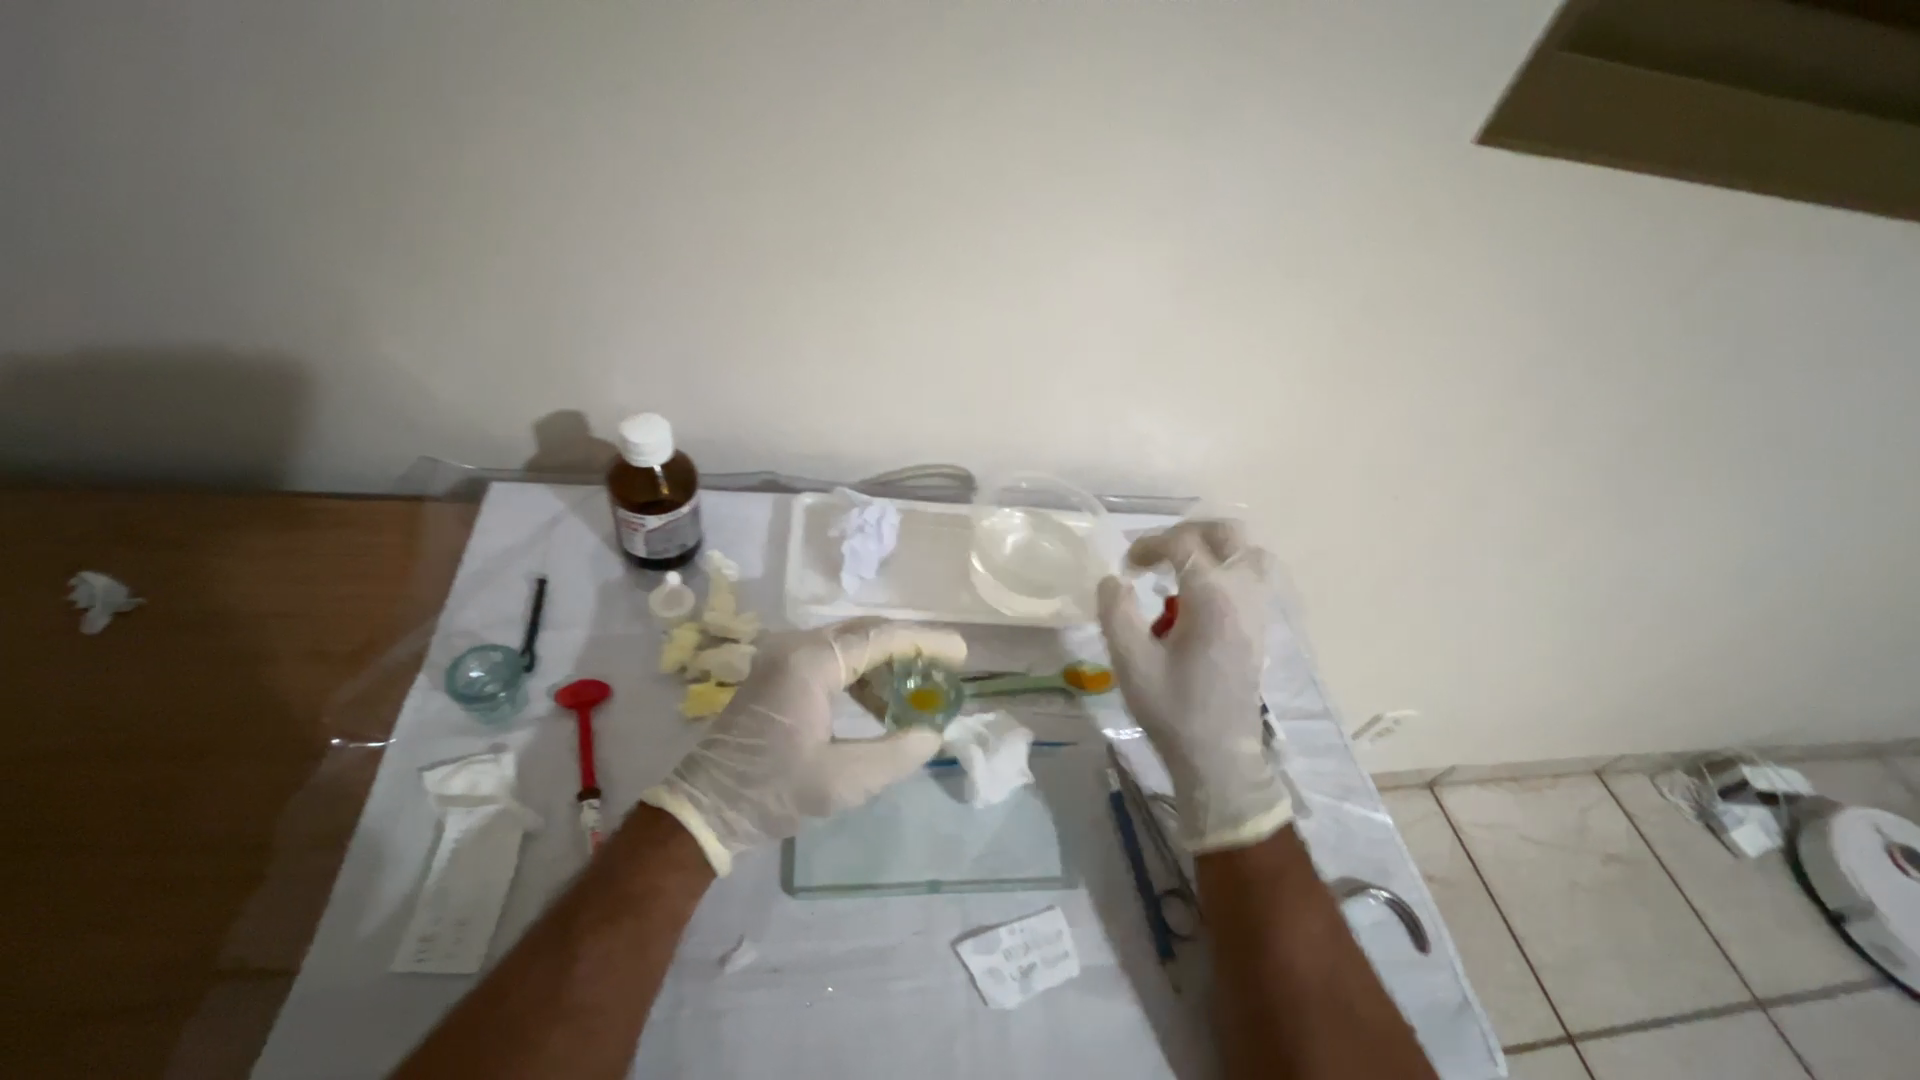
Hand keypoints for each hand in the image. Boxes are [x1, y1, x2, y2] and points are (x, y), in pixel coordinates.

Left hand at [639, 619, 965, 875]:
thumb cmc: (773, 792)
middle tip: (947, 667)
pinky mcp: (777, 674)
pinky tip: (880, 704)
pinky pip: (831, 659)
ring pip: (849, 644)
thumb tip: (932, 733)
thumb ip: (897, 753)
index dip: (926, 642)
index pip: (881, 638)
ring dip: (886, 663)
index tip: (962, 652)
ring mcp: (782, 657)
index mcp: (810, 662)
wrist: (706, 808)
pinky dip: (861, 675)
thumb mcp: (844, 780)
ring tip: (918, 691)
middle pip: (866, 632)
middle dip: (909, 647)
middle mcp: (795, 646)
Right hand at [1097, 520, 1292, 852]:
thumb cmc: (1173, 710)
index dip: (1149, 544)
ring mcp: (1258, 610)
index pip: (1183, 544)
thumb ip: (1116, 612)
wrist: (1219, 755)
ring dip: (1212, 551)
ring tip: (1179, 572)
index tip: (1126, 566)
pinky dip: (1225, 571)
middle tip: (1156, 557)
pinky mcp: (1260, 627)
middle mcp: (1243, 594)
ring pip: (1246, 553)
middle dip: (1186, 534)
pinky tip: (1196, 600)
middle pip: (1226, 534)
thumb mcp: (1130, 662)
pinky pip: (1251, 577)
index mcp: (1213, 598)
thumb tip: (1112, 580)